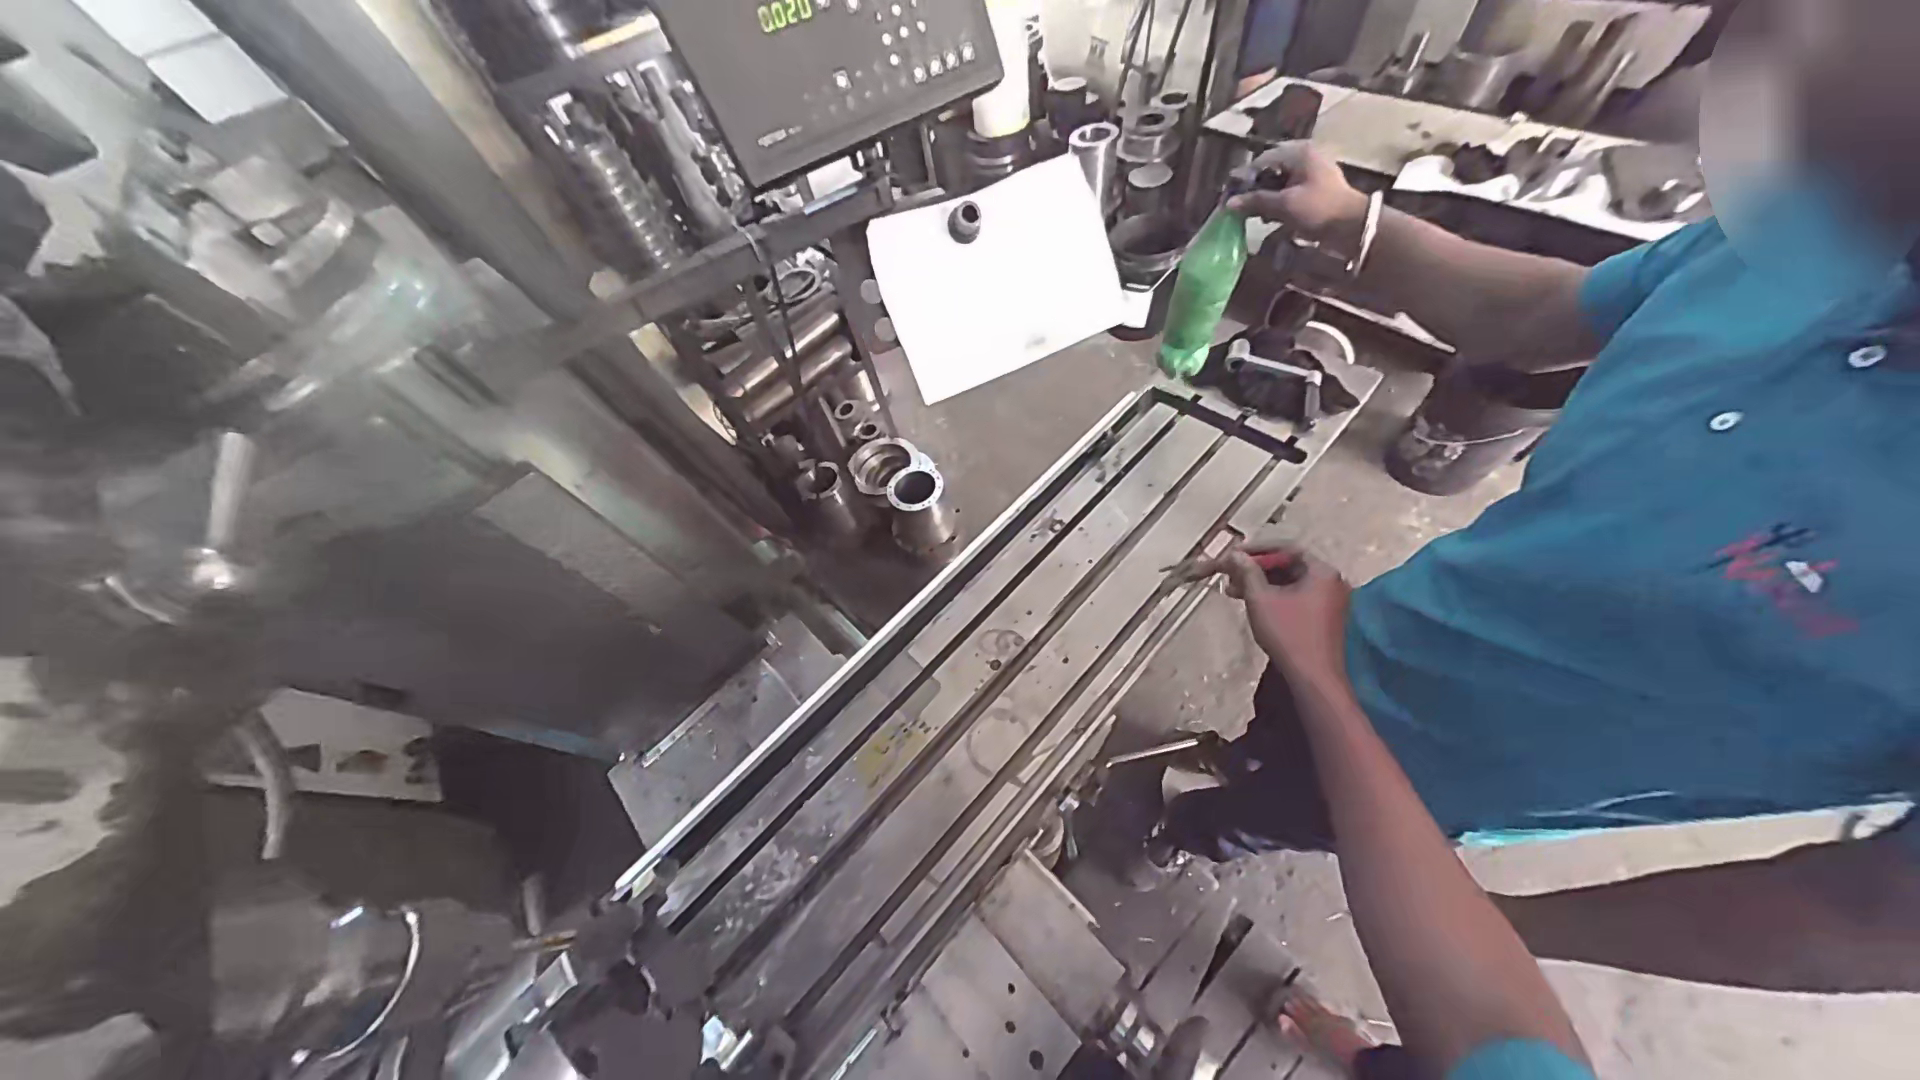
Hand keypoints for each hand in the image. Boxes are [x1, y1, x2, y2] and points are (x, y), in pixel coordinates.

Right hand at [1193, 543, 1351, 686]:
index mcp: (1321, 572)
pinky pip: (1296, 596)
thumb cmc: (1287, 633)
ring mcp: (1330, 600)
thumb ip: (1247, 572)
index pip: (1287, 548)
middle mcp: (1331, 581)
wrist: (1312, 676)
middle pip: (1289, 564)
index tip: (1233, 554)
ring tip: (1234, 590)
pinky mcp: (1323, 617)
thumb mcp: (1260, 598)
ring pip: (1290, 582)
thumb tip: (1234, 554)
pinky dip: (1273, 596)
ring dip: (1261, 583)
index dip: (1257, 549)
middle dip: (1256, 568)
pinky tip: (1252, 604)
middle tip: (1230, 574)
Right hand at [1226, 141, 1367, 244]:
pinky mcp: (1312, 188)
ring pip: (1277, 181)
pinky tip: (1268, 216)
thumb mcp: (1284, 205)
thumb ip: (1255, 201)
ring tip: (1253, 214)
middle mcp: (1304, 156)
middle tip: (1239, 206)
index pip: (1262, 160)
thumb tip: (1228, 203)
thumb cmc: (1318, 209)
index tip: (1230, 195)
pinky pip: (1286, 190)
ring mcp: (1309, 172)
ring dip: (1263, 197)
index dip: (1244, 178)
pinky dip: (1275, 202)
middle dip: (1253, 188)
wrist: (1350, 226)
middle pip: (1269, 170)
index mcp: (1299, 152)